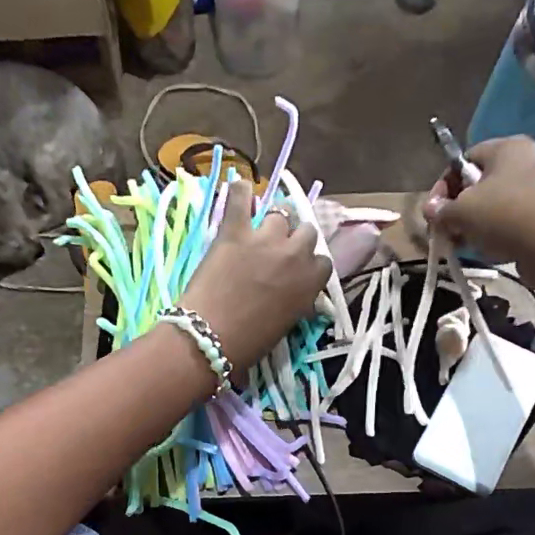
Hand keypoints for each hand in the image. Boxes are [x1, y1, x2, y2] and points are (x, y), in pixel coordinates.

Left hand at [181, 179, 330, 370]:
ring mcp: (265, 239)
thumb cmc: (251, 343)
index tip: (299, 272)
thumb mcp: (287, 324)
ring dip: (272, 223)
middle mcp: (295, 255)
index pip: (323, 260)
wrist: (211, 339)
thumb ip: (298, 301)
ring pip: (280, 214)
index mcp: (311, 282)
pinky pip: (240, 197)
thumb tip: (299, 295)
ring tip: (259, 233)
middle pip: (307, 231)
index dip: (310, 264)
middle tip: (279, 252)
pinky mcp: (235, 230)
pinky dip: (240, 193)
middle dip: (295, 240)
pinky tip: (239, 192)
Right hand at [421, 137, 534, 267]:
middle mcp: (532, 158)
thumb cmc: (508, 216)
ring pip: (503, 206)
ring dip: (484, 227)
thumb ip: (441, 210)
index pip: (465, 158)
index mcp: (508, 146)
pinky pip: (524, 223)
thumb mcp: (462, 212)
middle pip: (485, 184)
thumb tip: (430, 209)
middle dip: (464, 210)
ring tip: (477, 248)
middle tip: (452, 235)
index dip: (445, 186)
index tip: (435, 213)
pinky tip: (503, 253)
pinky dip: (508, 237)